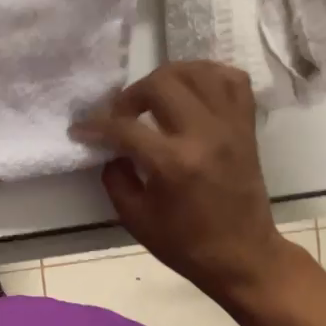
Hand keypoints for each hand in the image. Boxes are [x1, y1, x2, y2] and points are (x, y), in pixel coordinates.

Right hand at [77, 61, 294, 297]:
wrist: (240, 254)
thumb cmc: (184, 243)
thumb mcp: (135, 218)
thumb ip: (116, 178)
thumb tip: (110, 150)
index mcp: (172, 163)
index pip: (124, 127)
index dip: (95, 126)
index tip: (79, 129)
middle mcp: (203, 134)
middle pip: (161, 84)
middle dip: (130, 95)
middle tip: (120, 116)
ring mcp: (230, 125)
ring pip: (197, 71)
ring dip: (167, 78)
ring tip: (152, 98)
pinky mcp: (246, 126)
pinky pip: (231, 80)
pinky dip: (207, 76)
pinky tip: (189, 91)